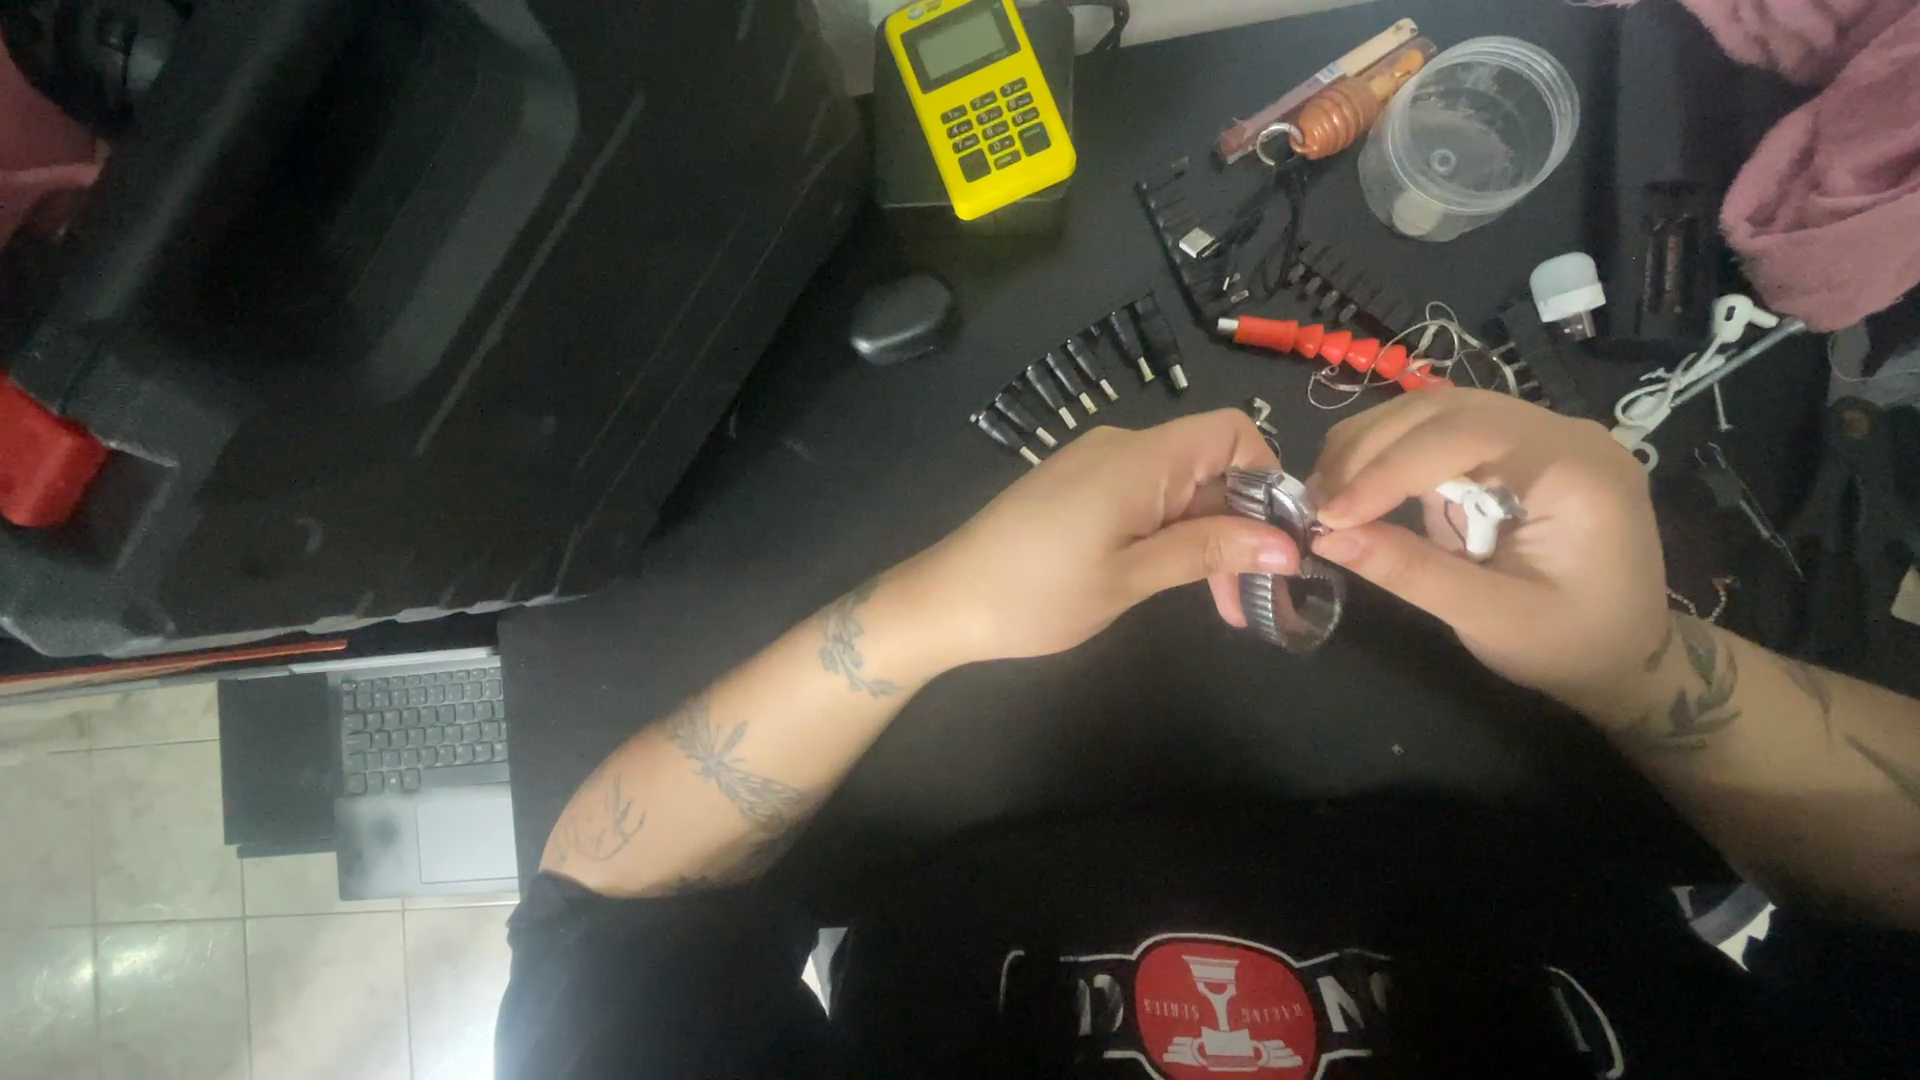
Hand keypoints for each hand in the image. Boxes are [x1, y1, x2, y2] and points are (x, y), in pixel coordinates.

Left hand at [909, 410, 1299, 664]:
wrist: (943, 601)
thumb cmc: (1035, 594)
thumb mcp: (1129, 577)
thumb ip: (1207, 551)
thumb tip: (1288, 544)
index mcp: (1138, 458)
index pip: (1231, 431)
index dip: (1266, 476)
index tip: (1279, 539)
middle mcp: (1119, 447)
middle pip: (1207, 463)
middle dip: (1240, 522)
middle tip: (1253, 595)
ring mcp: (1092, 465)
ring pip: (1176, 485)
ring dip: (1204, 535)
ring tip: (1220, 604)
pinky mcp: (1075, 487)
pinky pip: (1141, 495)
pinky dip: (1167, 531)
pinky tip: (1171, 577)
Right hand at [1303, 389, 1670, 700]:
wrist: (1622, 655)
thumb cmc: (1569, 645)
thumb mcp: (1490, 618)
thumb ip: (1411, 572)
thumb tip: (1327, 537)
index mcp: (1577, 470)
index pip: (1468, 435)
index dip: (1388, 467)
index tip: (1331, 516)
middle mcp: (1559, 434)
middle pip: (1442, 410)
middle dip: (1367, 451)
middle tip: (1313, 503)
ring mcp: (1532, 436)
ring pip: (1428, 411)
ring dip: (1366, 447)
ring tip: (1323, 495)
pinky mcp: (1503, 451)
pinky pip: (1430, 431)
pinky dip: (1380, 453)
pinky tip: (1350, 486)